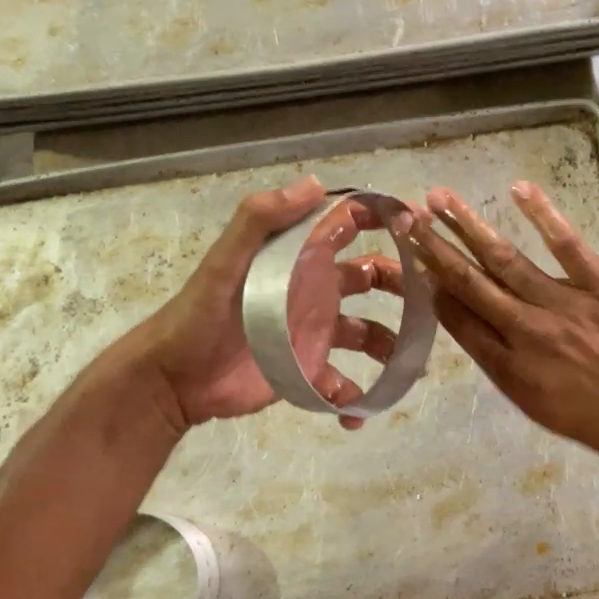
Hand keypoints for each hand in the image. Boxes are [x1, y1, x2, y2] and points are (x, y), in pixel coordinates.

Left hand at [134, 175, 402, 431]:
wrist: (173, 378)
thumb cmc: (201, 314)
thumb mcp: (226, 261)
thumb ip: (261, 219)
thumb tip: (315, 183)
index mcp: (302, 259)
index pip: (349, 226)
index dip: (383, 218)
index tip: (416, 224)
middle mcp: (318, 292)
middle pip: (375, 280)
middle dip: (404, 286)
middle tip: (425, 302)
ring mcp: (316, 334)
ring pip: (371, 335)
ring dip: (392, 348)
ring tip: (407, 368)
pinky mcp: (309, 373)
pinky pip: (344, 386)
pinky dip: (356, 401)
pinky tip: (355, 414)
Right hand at [392, 181, 598, 468]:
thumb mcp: (540, 408)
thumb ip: (506, 368)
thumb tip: (476, 332)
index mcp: (510, 366)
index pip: (459, 319)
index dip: (433, 286)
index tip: (413, 259)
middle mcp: (527, 331)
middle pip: (471, 282)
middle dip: (435, 248)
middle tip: (407, 218)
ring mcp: (564, 304)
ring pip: (506, 259)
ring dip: (469, 225)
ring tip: (440, 199)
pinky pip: (566, 244)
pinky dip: (542, 215)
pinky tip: (518, 190)